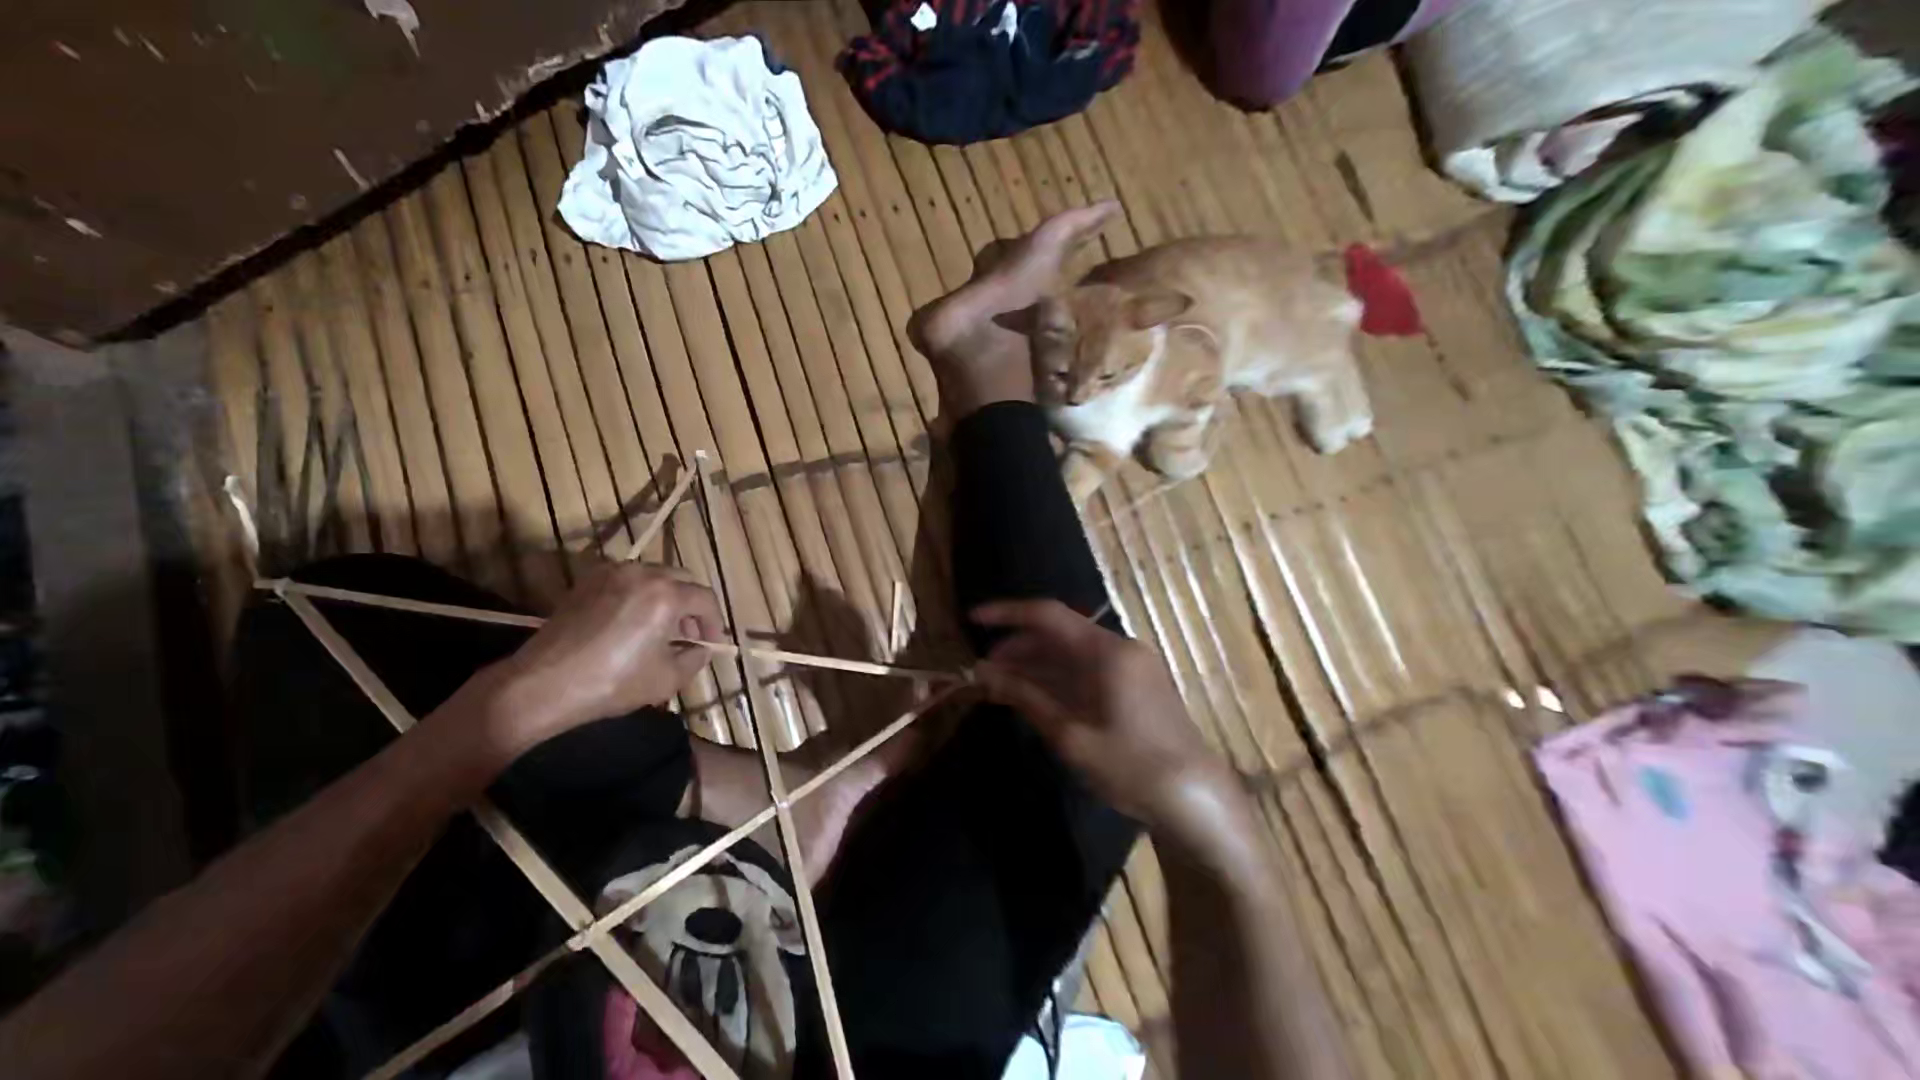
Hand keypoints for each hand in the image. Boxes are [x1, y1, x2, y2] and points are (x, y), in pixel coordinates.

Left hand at [484, 563, 722, 748]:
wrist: (543, 684)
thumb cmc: (612, 683)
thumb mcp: (667, 679)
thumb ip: (695, 659)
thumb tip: (702, 649)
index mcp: (666, 595)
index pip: (705, 599)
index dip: (714, 623)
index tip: (711, 644)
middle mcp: (642, 573)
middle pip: (681, 580)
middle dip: (691, 606)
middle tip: (688, 635)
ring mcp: (611, 573)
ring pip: (654, 576)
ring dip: (665, 598)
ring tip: (660, 629)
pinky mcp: (587, 582)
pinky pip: (626, 580)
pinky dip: (638, 595)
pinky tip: (631, 623)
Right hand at [972, 600, 1261, 869]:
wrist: (1195, 800)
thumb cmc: (1131, 767)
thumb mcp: (1070, 735)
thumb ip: (1026, 697)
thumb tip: (983, 673)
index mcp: (1107, 652)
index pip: (1047, 615)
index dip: (1006, 613)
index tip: (972, 620)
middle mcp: (1120, 648)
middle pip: (1059, 633)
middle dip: (1017, 647)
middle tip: (982, 670)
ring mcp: (1131, 666)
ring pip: (1072, 653)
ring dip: (1035, 665)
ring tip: (999, 686)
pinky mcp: (1136, 686)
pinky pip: (1088, 670)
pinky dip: (1058, 678)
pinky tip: (1034, 696)